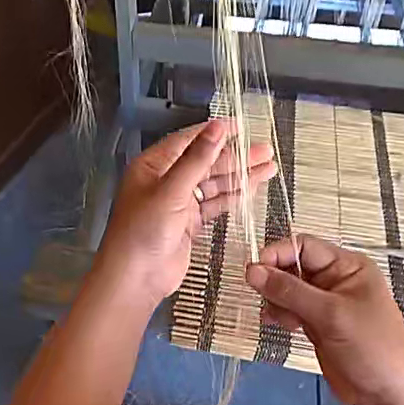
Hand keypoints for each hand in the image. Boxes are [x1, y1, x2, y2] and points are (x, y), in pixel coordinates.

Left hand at [93, 120, 275, 311]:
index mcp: (152, 166)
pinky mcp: (187, 223)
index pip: (188, 140)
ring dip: (238, 176)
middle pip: (205, 162)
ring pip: (212, 184)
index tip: (241, 127)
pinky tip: (251, 190)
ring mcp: (177, 203)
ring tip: (267, 168)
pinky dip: (232, 197)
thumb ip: (197, 159)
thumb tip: (216, 128)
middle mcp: (164, 181)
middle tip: (264, 151)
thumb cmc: (142, 232)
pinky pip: (213, 204)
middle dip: (235, 156)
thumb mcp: (172, 190)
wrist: (136, 277)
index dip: (215, 132)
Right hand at [245, 235, 403, 404]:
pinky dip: (280, 314)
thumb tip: (251, 270)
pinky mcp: (316, 324)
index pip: (304, 246)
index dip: (278, 254)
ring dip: (276, 300)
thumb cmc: (369, 346)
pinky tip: (277, 324)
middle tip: (266, 299)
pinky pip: (289, 309)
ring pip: (287, 289)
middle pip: (292, 266)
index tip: (255, 271)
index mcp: (347, 266)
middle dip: (275, 280)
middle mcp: (334, 279)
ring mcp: (324, 303)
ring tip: (280, 318)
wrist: (387, 395)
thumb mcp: (330, 314)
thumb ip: (289, 291)